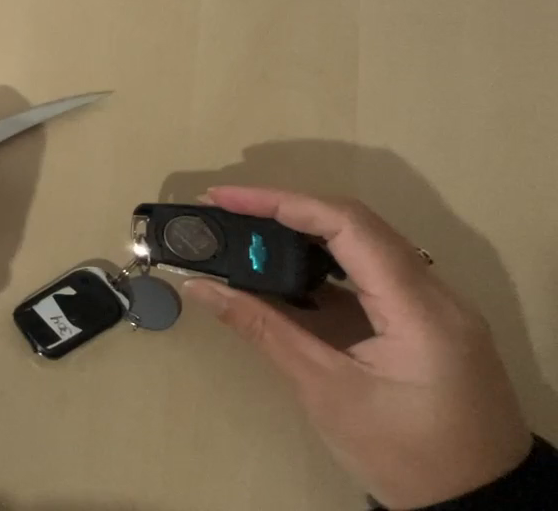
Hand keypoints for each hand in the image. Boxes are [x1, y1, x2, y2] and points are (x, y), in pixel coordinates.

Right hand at [181, 187, 531, 509]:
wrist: (481, 508)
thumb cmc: (405, 452)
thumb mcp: (325, 390)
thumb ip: (262, 328)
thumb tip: (198, 285)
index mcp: (420, 312)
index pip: (349, 226)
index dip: (281, 202)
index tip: (223, 199)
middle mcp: (435, 297)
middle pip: (355, 224)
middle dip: (283, 207)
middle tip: (222, 208)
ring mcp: (433, 308)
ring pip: (361, 242)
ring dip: (298, 229)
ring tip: (239, 231)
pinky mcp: (422, 321)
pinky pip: (366, 269)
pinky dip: (316, 258)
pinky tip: (277, 268)